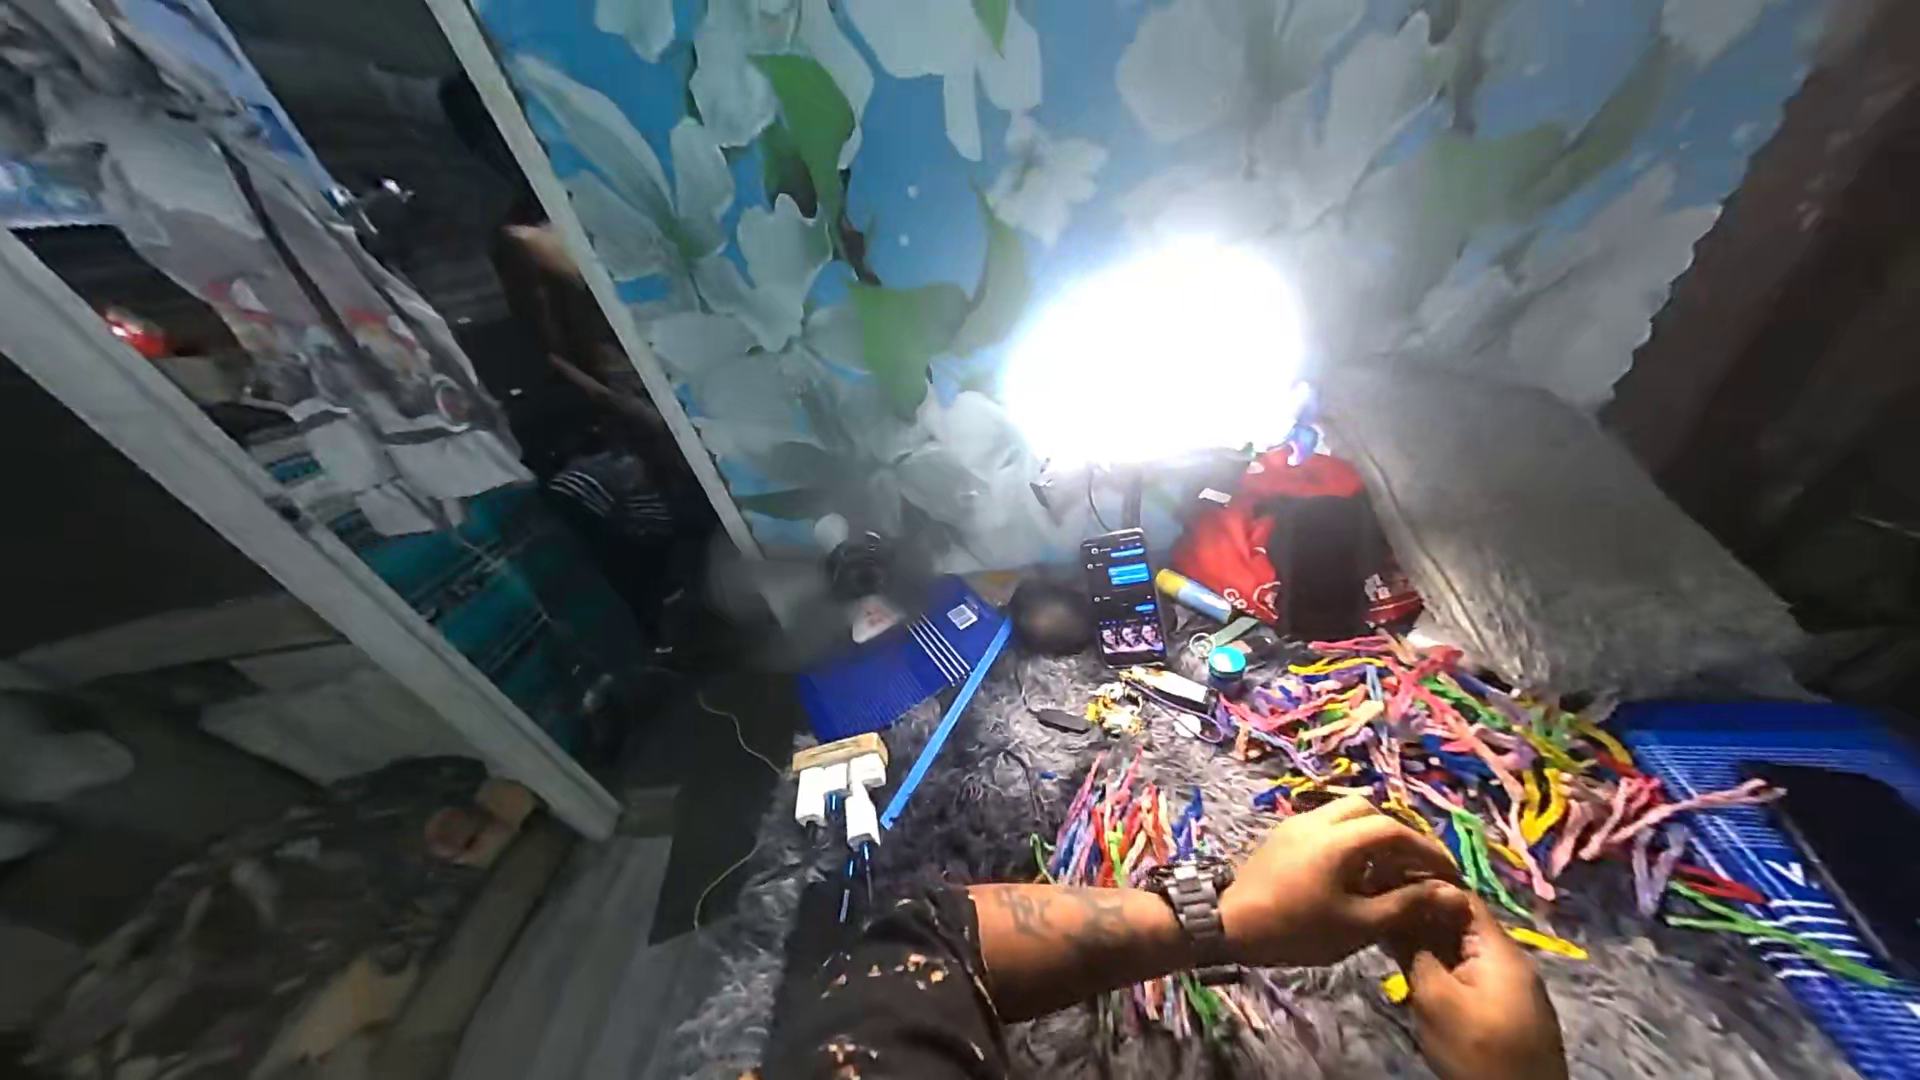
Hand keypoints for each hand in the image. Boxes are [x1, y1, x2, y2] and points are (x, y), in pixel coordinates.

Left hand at [1219, 796, 1462, 966]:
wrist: (1235, 921)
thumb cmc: (1300, 927)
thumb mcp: (1360, 923)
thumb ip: (1406, 904)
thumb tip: (1449, 893)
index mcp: (1335, 839)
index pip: (1391, 827)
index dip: (1425, 848)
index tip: (1447, 874)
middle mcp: (1313, 820)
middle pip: (1364, 808)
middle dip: (1397, 832)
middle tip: (1417, 866)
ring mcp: (1294, 823)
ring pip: (1341, 812)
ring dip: (1370, 832)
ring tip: (1390, 869)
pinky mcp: (1283, 833)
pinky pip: (1324, 822)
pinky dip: (1348, 836)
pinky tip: (1357, 869)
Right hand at [1389, 893, 1566, 1079]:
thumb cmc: (1476, 1050)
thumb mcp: (1435, 995)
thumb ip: (1412, 944)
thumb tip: (1390, 907)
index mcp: (1500, 951)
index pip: (1458, 892)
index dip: (1417, 877)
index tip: (1378, 871)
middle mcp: (1505, 960)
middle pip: (1455, 915)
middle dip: (1413, 903)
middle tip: (1371, 894)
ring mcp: (1501, 983)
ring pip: (1453, 939)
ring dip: (1417, 928)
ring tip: (1377, 918)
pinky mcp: (1494, 1002)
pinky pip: (1457, 962)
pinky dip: (1429, 951)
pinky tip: (1397, 949)